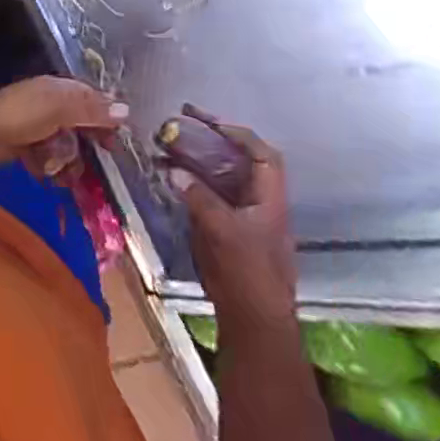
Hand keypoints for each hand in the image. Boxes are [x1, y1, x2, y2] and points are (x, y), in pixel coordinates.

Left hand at [0, 76, 126, 171]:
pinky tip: (45, 170)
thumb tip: (125, 109)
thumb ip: (91, 110)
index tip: (117, 139)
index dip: (106, 118)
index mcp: (59, 89)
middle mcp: (51, 104)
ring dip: (65, 158)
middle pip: (81, 125)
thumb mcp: (59, 109)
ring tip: (58, 166)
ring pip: (67, 145)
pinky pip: (49, 156)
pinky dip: (48, 164)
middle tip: (94, 160)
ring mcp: (39, 125)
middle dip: (86, 144)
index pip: (93, 99)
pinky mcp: (29, 144)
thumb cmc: (21, 116)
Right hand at [176, 114, 297, 325]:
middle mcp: (258, 202)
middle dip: (213, 138)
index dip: (238, 134)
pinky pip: (209, 195)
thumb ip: (198, 197)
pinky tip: (170, 176)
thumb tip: (173, 170)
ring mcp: (243, 217)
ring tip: (169, 145)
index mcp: (269, 199)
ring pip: (222, 177)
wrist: (254, 319)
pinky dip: (191, 181)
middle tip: (183, 121)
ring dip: (197, 158)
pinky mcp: (227, 230)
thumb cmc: (247, 273)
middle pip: (239, 160)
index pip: (262, 155)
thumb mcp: (222, 230)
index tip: (208, 120)